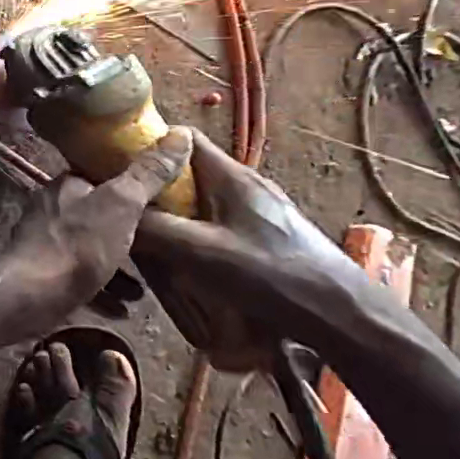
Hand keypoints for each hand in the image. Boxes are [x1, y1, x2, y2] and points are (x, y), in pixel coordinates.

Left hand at [1, 127, 192, 318]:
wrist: (33, 294)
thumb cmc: (78, 245)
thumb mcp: (121, 204)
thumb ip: (148, 174)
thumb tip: (179, 134)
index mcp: (65, 187)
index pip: (99, 178)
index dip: (131, 187)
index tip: (163, 202)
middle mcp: (51, 211)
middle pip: (98, 217)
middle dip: (129, 235)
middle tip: (161, 251)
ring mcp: (45, 244)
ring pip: (90, 252)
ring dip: (119, 269)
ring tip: (146, 287)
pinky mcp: (44, 276)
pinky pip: (81, 281)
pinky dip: (103, 293)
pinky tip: (122, 309)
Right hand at [132, 130, 388, 368]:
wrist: (349, 321)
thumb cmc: (276, 277)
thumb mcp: (201, 252)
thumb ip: (152, 229)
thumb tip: (109, 214)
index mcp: (231, 176)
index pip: (181, 137)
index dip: (146, 144)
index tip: (115, 165)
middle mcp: (244, 186)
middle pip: (185, 171)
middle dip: (152, 187)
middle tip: (124, 210)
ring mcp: (257, 212)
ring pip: (198, 200)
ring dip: (170, 215)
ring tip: (145, 239)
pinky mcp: (264, 237)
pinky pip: (213, 222)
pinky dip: (190, 233)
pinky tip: (181, 262)